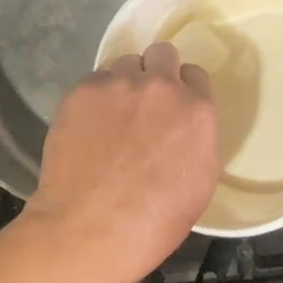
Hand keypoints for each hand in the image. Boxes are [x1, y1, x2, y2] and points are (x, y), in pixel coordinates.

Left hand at [19, 42, 219, 282]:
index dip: (183, 89)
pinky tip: (88, 127)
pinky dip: (94, 97)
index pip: (195, 74)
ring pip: (124, 64)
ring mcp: (117, 85)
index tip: (173, 108)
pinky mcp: (82, 91)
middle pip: (162, 54)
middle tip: (144, 103)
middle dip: (156, 72)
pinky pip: (94, 80)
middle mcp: (160, 86)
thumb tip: (184, 125)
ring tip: (111, 117)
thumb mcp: (201, 180)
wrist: (91, 228)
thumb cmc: (156, 219)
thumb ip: (198, 137)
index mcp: (196, 109)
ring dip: (123, 83)